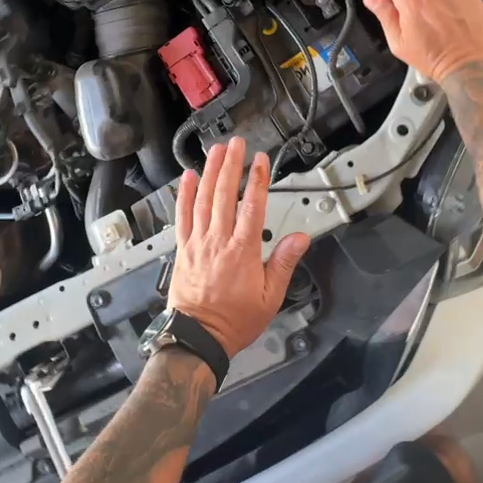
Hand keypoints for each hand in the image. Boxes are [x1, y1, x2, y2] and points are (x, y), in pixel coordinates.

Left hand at [169, 137, 310, 356]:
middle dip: (231, 165)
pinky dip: (184, 195)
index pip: (252, 206)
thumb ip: (283, 263)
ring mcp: (198, 242)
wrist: (198, 338)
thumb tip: (301, 239)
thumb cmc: (235, 321)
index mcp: (243, 250)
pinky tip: (188, 177)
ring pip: (203, 199)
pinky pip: (182, 216)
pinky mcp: (183, 248)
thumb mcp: (269, 297)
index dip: (257, 180)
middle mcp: (218, 240)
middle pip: (225, 194)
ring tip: (216, 151)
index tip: (260, 161)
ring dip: (210, 172)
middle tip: (237, 144)